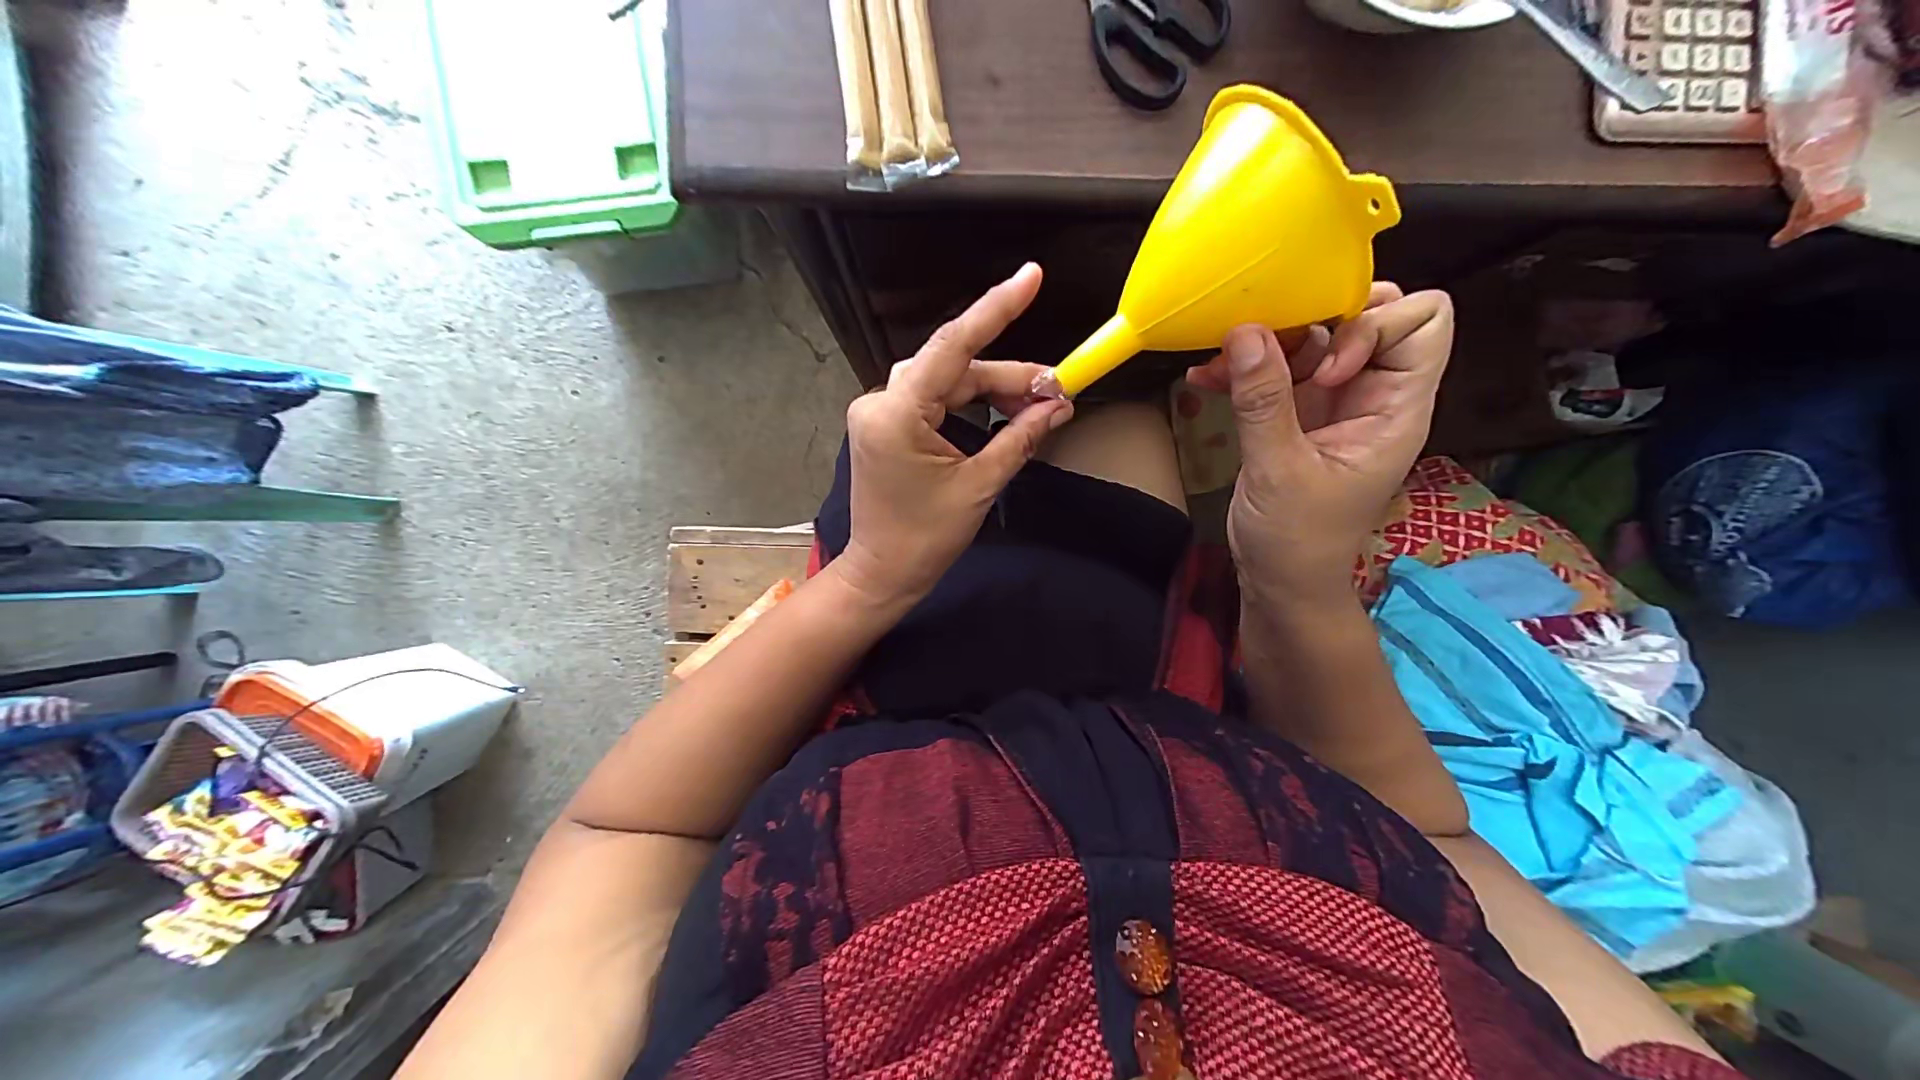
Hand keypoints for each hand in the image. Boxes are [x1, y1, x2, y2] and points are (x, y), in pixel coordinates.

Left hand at [835, 263, 1073, 606]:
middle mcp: (880, 401)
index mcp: (897, 414)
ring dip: (993, 391)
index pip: (953, 346)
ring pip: (947, 381)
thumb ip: (1020, 436)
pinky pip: (934, 398)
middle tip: (1057, 389)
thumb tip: (1057, 403)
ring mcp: (879, 411)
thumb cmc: (926, 538)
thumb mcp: (981, 485)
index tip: (1031, 277)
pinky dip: (970, 403)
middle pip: (956, 368)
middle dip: (1009, 378)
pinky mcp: (885, 423)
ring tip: (1036, 406)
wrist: (883, 572)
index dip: (996, 309)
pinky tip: (1003, 413)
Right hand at [1187, 285, 1453, 603]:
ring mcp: (1330, 400)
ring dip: (1267, 342)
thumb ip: (1264, 401)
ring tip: (1223, 365)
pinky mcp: (1294, 411)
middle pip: (1369, 314)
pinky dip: (1243, 367)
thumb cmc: (1297, 538)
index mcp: (1394, 407)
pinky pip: (1275, 368)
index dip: (1371, 327)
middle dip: (1316, 319)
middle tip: (1272, 346)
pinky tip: (1207, 379)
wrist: (1280, 579)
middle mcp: (1369, 392)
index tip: (1321, 370)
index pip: (1421, 323)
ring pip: (1314, 335)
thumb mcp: (1280, 470)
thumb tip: (1245, 333)